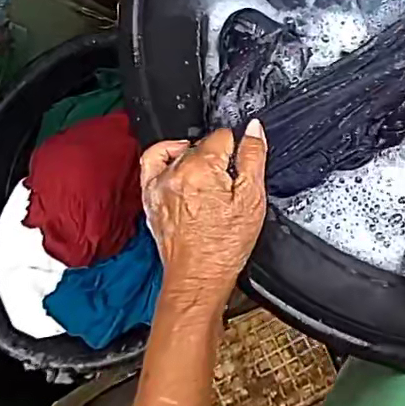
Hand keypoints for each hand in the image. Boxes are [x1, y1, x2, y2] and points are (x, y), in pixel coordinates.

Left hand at [139, 122, 268, 312]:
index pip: (223, 136)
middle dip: (219, 158)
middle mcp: (176, 171)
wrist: (199, 276)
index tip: (240, 169)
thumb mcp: (252, 199)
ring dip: (197, 159)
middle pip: (203, 144)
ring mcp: (160, 182)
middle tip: (228, 185)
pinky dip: (166, 155)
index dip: (238, 150)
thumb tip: (254, 128)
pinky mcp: (150, 194)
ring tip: (210, 180)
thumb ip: (253, 157)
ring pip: (182, 152)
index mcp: (202, 167)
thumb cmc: (225, 246)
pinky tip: (180, 165)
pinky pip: (153, 160)